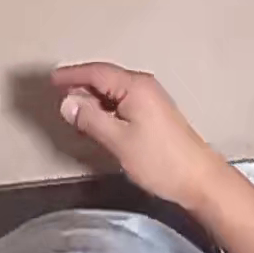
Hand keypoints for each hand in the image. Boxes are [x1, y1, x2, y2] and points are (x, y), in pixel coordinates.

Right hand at [52, 62, 232, 210]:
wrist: (201, 180)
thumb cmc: (160, 160)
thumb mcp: (119, 141)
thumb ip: (90, 119)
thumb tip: (66, 102)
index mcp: (134, 86)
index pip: (96, 72)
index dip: (72, 75)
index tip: (52, 79)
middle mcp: (143, 85)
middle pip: (105, 78)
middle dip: (81, 84)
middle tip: (59, 95)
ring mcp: (150, 98)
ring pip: (113, 90)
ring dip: (93, 96)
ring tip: (74, 109)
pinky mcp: (154, 112)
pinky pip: (122, 100)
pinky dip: (105, 105)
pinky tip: (98, 119)